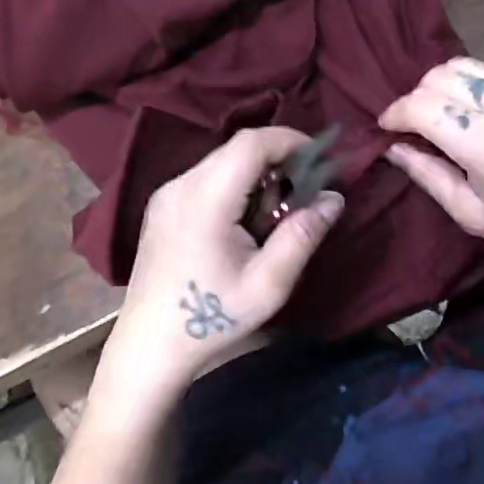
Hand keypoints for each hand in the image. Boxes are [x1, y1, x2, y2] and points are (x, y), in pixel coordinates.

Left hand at [97, 128, 344, 409]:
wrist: (150, 343)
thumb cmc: (212, 318)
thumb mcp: (268, 284)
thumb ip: (302, 235)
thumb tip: (334, 197)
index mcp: (205, 199)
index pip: (251, 143)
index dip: (290, 140)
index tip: (321, 160)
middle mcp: (180, 184)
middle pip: (236, 149)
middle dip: (277, 159)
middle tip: (304, 191)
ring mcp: (166, 192)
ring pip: (221, 161)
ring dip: (255, 172)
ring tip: (275, 211)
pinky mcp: (161, 204)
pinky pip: (204, 177)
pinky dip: (233, 184)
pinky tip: (243, 220)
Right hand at [379, 58, 483, 281]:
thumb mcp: (474, 216)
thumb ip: (427, 175)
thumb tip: (391, 147)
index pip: (423, 106)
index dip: (395, 113)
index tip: (386, 128)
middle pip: (437, 78)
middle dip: (415, 99)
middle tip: (412, 126)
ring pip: (460, 65)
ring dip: (438, 87)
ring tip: (439, 116)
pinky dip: (466, 84)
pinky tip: (470, 110)